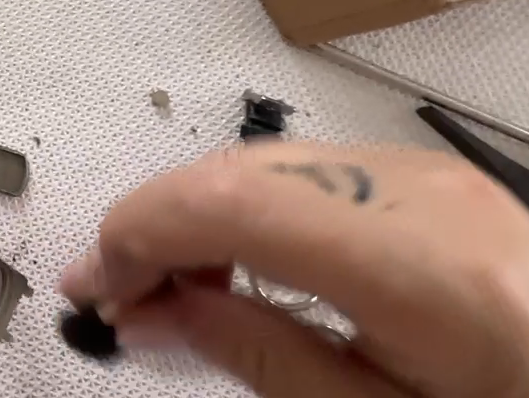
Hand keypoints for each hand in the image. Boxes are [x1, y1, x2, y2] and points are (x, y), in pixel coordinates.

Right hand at [58, 141, 528, 397]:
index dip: (138, 233)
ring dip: (188, 219)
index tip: (93, 288)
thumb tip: (143, 309)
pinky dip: (235, 212)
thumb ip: (259, 362)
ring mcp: (423, 172)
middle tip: (113, 293)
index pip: (233, 206)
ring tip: (165, 287)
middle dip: (151, 227)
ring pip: (249, 166)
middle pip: (232, 175)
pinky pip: (289, 173)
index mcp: (435, 275)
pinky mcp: (420, 174)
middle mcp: (423, 193)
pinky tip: (227, 264)